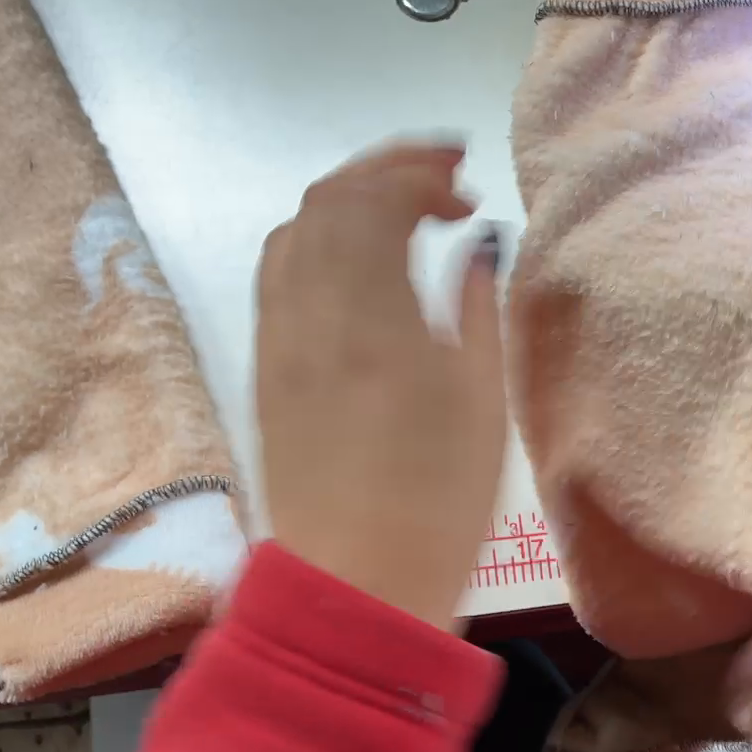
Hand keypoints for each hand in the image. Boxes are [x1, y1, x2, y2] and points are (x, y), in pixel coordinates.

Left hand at [255, 143, 505, 629]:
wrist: (356, 581)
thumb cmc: (442, 499)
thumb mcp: (484, 404)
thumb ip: (480, 311)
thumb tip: (479, 247)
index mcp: (372, 319)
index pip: (374, 200)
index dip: (419, 171)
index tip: (470, 181)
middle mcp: (309, 312)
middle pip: (327, 202)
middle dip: (387, 172)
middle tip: (448, 182)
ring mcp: (278, 338)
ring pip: (295, 231)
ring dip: (351, 201)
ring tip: (407, 214)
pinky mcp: (267, 366)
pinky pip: (281, 273)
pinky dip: (322, 241)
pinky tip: (362, 264)